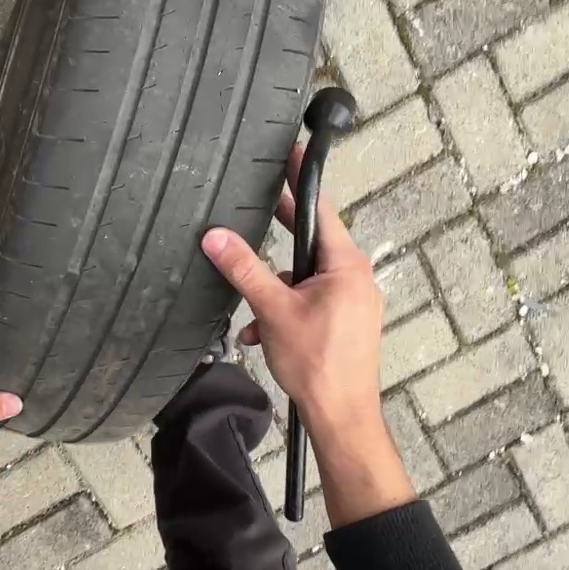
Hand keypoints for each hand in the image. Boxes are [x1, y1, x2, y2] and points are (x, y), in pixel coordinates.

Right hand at [200, 146, 415, 525]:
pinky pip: (308, 299)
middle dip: (280, 225)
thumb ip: (244, 269)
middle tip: (257, 196)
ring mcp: (350, 301)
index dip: (300, 179)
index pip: (318, 208)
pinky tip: (256, 331)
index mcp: (344, 265)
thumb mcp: (273, 310)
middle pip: (310, 238)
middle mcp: (353, 277)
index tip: (290, 151)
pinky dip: (282, 307)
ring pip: (304, 273)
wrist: (342, 418)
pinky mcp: (343, 321)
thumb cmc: (317, 364)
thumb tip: (215, 236)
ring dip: (273, 282)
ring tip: (246, 294)